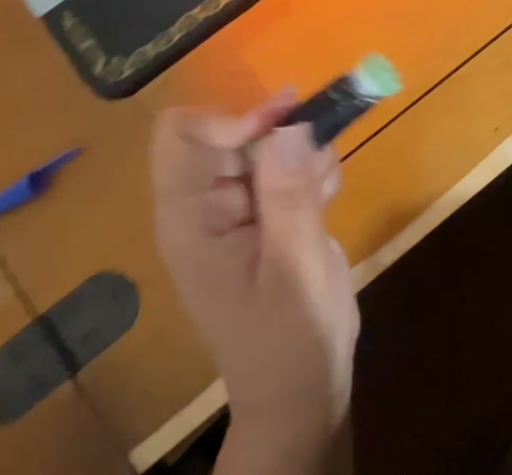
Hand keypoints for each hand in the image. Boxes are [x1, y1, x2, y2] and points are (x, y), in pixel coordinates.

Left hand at [151, 93, 358, 473]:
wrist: (301, 393)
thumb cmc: (291, 338)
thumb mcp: (295, 266)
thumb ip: (289, 193)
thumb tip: (287, 124)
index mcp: (190, 221)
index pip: (185, 134)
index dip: (236, 118)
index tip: (294, 127)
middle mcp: (203, 208)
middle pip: (231, 133)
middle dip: (282, 137)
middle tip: (321, 169)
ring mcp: (234, 213)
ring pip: (265, 145)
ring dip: (303, 157)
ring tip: (324, 195)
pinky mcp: (263, 218)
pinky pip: (284, 169)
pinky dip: (311, 173)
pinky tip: (326, 203)